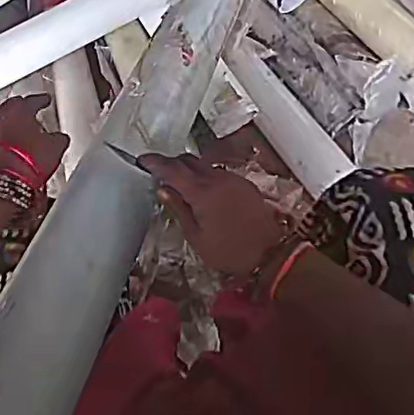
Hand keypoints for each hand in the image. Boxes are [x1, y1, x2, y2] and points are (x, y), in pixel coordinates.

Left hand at [0, 95, 67, 185]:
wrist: (7, 179)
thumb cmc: (27, 159)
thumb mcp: (55, 146)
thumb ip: (59, 138)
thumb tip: (61, 139)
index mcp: (19, 110)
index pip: (32, 100)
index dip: (41, 100)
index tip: (45, 99)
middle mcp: (2, 118)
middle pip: (12, 107)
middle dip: (22, 108)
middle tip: (30, 109)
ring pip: (3, 121)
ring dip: (13, 123)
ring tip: (24, 130)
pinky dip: (7, 138)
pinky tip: (14, 146)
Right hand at [139, 153, 287, 276]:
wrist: (270, 255)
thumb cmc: (229, 251)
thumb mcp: (196, 237)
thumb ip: (179, 209)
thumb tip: (163, 190)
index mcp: (202, 192)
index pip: (172, 169)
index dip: (155, 162)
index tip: (142, 160)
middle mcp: (217, 179)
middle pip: (188, 160)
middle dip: (171, 163)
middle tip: (158, 173)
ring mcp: (232, 179)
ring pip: (204, 165)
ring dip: (189, 169)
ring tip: (180, 184)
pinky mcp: (243, 184)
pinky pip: (217, 173)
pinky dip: (205, 176)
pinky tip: (203, 192)